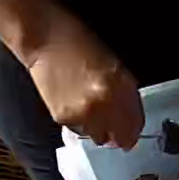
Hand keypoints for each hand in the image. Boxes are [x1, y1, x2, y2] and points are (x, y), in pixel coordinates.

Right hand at [19, 13, 143, 148]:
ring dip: (97, 127)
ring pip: (97, 137)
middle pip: (117, 139)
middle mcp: (102, 106)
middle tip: (111, 120)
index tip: (130, 128)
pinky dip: (80, 122)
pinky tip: (74, 104)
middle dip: (117, 132)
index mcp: (119, 88)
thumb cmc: (79, 44)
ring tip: (89, 107)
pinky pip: (79, 130)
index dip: (133, 129)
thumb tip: (128, 117)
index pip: (133, 126)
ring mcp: (81, 115)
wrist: (44, 40)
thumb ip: (125, 92)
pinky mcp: (63, 119)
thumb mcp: (114, 64)